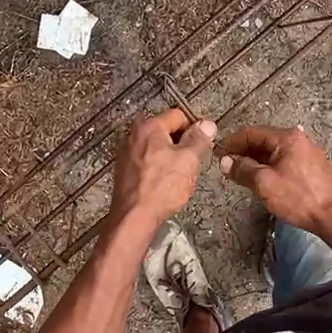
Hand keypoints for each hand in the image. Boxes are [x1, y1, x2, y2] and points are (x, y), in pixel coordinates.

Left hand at [111, 109, 216, 224]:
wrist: (133, 217)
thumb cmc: (162, 187)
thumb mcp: (188, 160)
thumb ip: (199, 139)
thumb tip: (207, 124)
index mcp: (149, 126)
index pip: (178, 115)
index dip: (194, 128)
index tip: (202, 145)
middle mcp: (133, 134)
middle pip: (165, 130)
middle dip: (181, 143)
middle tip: (192, 161)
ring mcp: (126, 152)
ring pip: (156, 146)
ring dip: (170, 156)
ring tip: (179, 175)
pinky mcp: (124, 169)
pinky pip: (146, 160)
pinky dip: (157, 166)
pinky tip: (163, 183)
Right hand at [217, 125, 331, 232]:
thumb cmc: (299, 197)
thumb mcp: (265, 183)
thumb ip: (243, 169)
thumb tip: (225, 161)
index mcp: (287, 138)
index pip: (252, 133)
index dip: (232, 142)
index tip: (217, 152)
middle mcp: (298, 141)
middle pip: (263, 141)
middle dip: (243, 152)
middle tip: (226, 165)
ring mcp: (306, 154)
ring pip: (273, 153)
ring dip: (255, 161)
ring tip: (239, 174)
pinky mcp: (311, 169)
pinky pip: (283, 162)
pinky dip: (268, 168)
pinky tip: (261, 180)